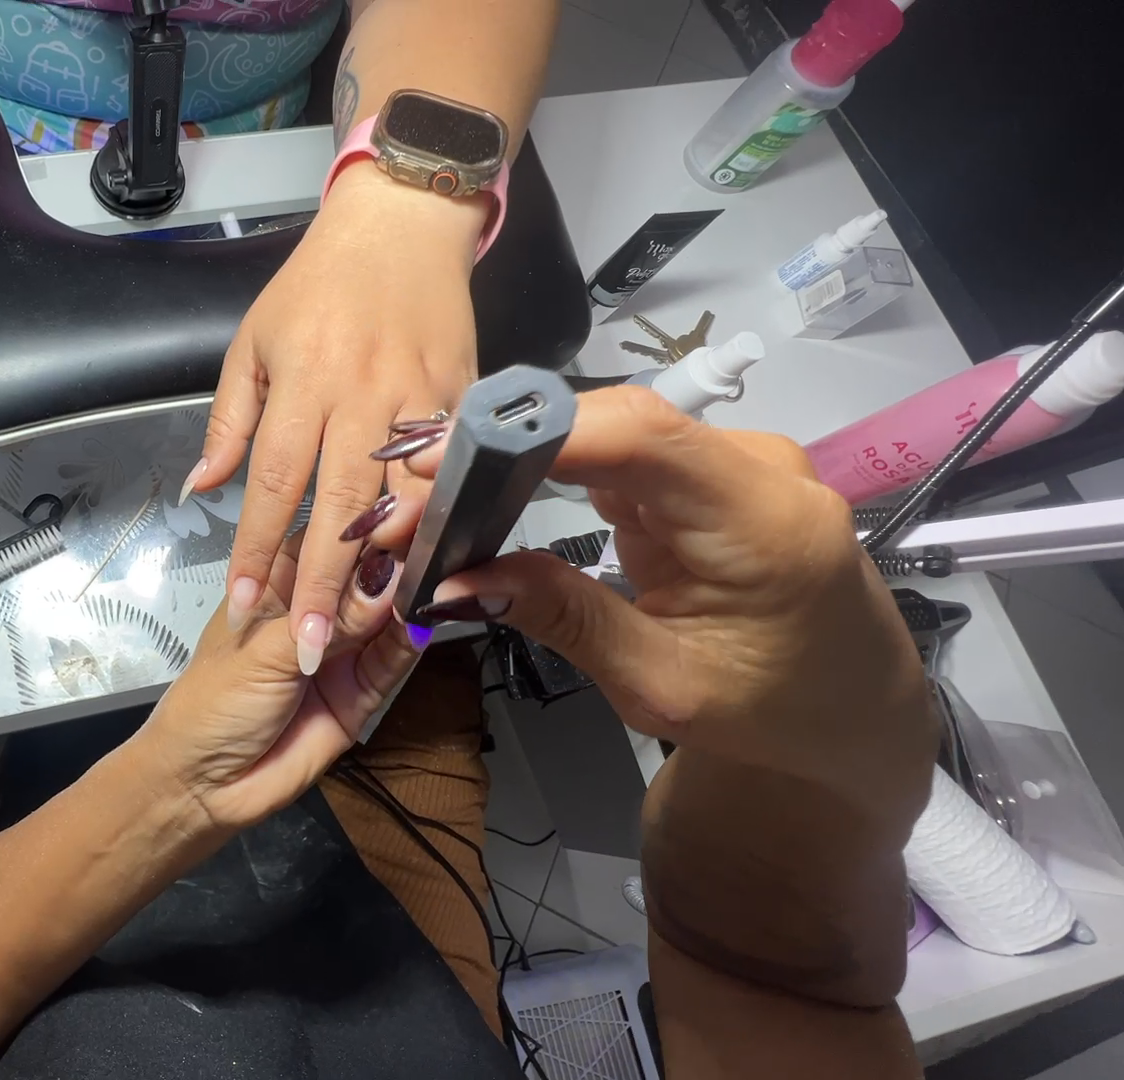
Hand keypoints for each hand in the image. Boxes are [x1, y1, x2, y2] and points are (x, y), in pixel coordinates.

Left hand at [133, 536, 421, 830]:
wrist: (205, 787)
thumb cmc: (215, 702)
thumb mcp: (266, 654)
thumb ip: (330, 620)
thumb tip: (386, 576)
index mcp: (276, 585)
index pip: (323, 544)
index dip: (358, 527)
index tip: (397, 507)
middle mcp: (313, 611)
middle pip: (360, 577)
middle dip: (392, 557)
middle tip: (428, 533)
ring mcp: (340, 651)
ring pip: (383, 616)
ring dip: (407, 596)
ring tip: (437, 571)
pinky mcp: (361, 691)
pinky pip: (392, 661)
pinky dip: (410, 640)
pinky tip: (429, 615)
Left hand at [187, 163, 489, 675]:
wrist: (399, 227)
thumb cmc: (310, 290)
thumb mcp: (250, 346)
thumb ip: (229, 423)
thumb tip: (203, 489)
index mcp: (300, 383)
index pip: (273, 484)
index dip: (256, 548)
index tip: (242, 605)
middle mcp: (360, 397)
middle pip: (338, 507)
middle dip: (321, 585)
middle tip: (307, 649)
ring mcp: (420, 399)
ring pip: (403, 498)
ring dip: (385, 567)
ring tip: (368, 627)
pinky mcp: (464, 397)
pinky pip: (451, 472)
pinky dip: (437, 522)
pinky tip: (427, 567)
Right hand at [405, 388, 931, 820]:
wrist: (849, 716)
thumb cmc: (769, 714)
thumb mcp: (656, 681)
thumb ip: (561, 616)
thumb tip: (454, 579)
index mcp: (761, 522)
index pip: (639, 438)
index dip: (533, 432)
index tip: (441, 459)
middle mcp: (752, 469)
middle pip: (611, 421)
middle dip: (502, 447)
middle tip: (416, 493)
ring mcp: (725, 466)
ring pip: (600, 432)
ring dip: (513, 457)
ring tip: (438, 498)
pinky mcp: (698, 478)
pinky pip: (609, 455)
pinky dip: (540, 469)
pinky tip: (490, 491)